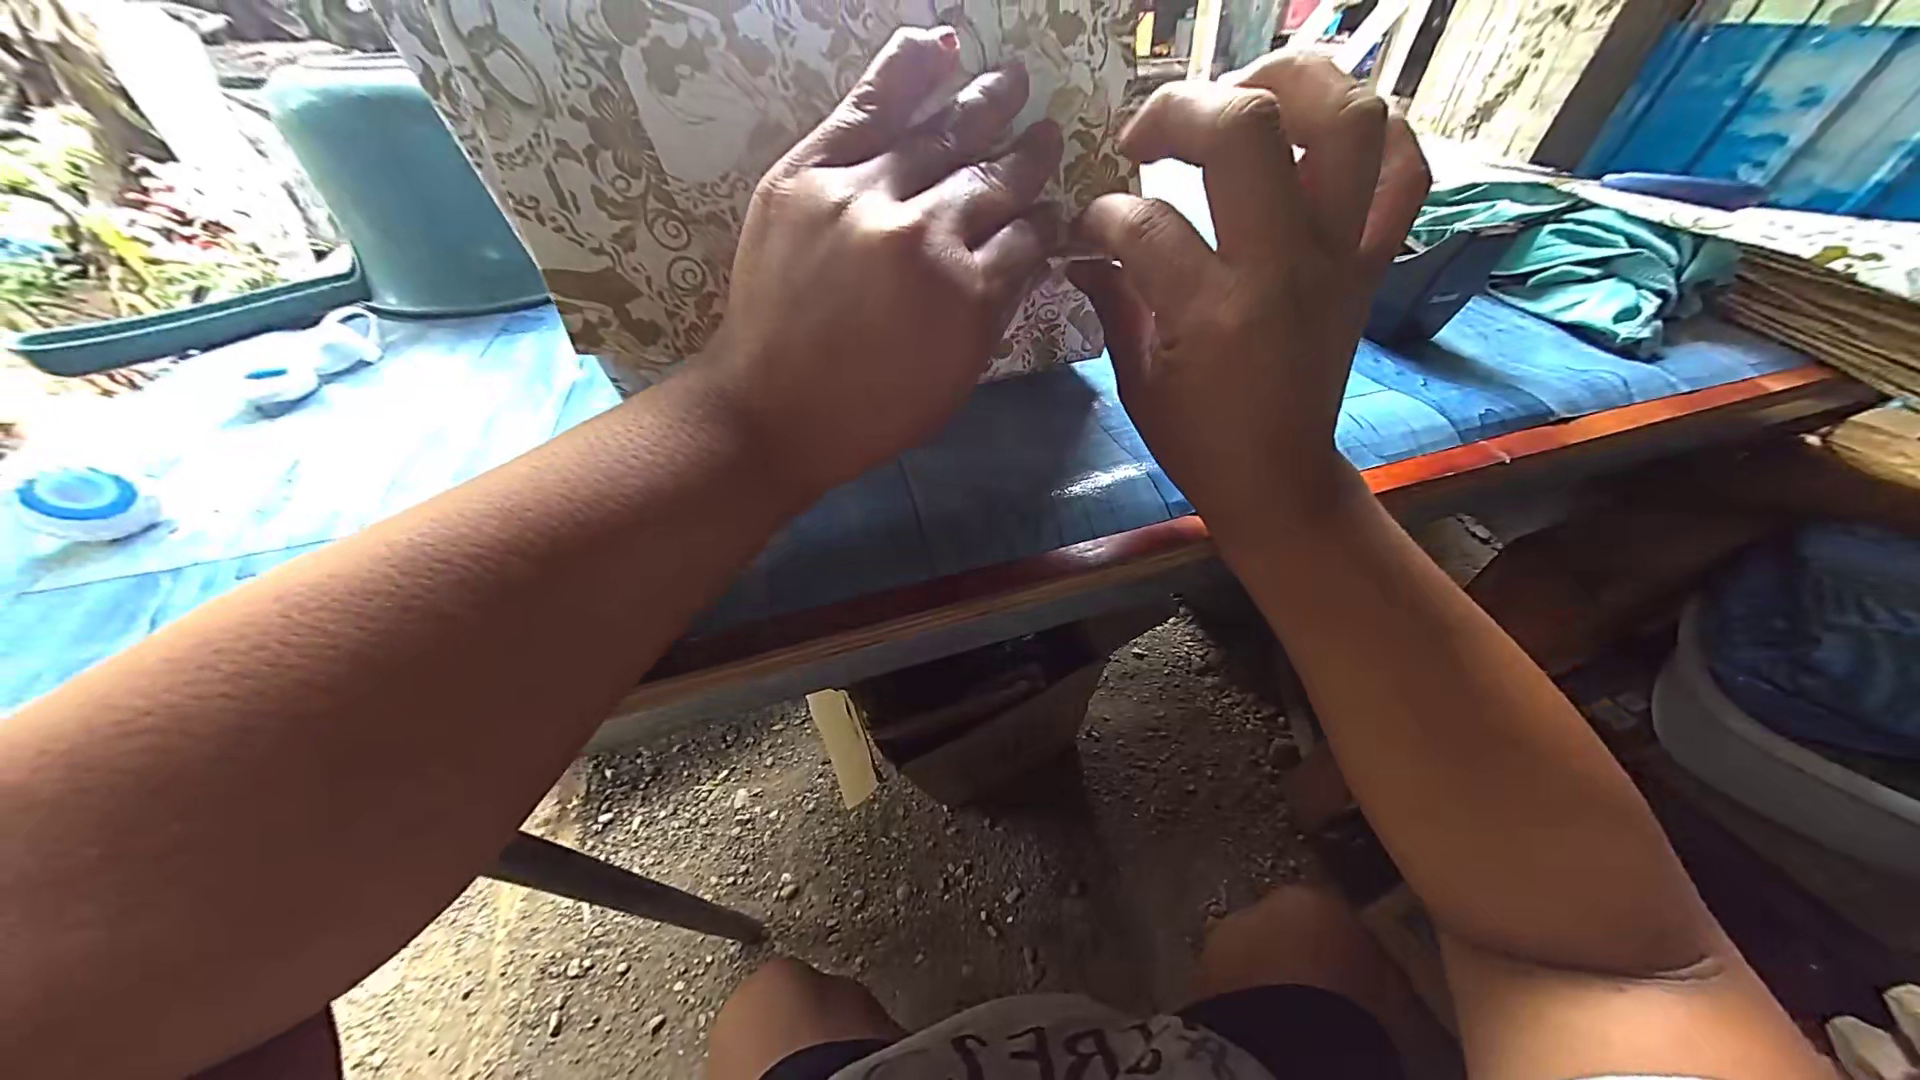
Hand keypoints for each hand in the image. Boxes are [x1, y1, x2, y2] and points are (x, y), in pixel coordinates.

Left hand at [700, 27, 1063, 499]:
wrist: (774, 411)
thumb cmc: (873, 412)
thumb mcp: (955, 379)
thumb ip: (997, 313)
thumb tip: (1030, 260)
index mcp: (967, 295)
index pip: (1027, 237)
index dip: (1047, 222)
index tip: (1055, 212)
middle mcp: (923, 235)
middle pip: (992, 180)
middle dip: (1029, 158)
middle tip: (1049, 135)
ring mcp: (862, 197)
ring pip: (939, 136)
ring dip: (986, 107)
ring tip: (1014, 82)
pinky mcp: (807, 176)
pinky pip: (865, 107)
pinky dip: (907, 70)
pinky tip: (944, 45)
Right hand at [1068, 55, 1428, 541]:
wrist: (1276, 477)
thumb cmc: (1195, 441)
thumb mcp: (1136, 379)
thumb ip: (1113, 301)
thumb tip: (1081, 252)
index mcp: (1211, 311)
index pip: (1143, 222)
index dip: (1099, 215)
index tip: (1085, 228)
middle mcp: (1283, 268)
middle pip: (1247, 130)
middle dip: (1180, 109)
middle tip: (1144, 133)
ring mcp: (1339, 259)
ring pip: (1348, 119)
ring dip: (1289, 85)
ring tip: (1237, 100)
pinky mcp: (1369, 265)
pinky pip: (1403, 170)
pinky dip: (1374, 134)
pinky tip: (1318, 137)